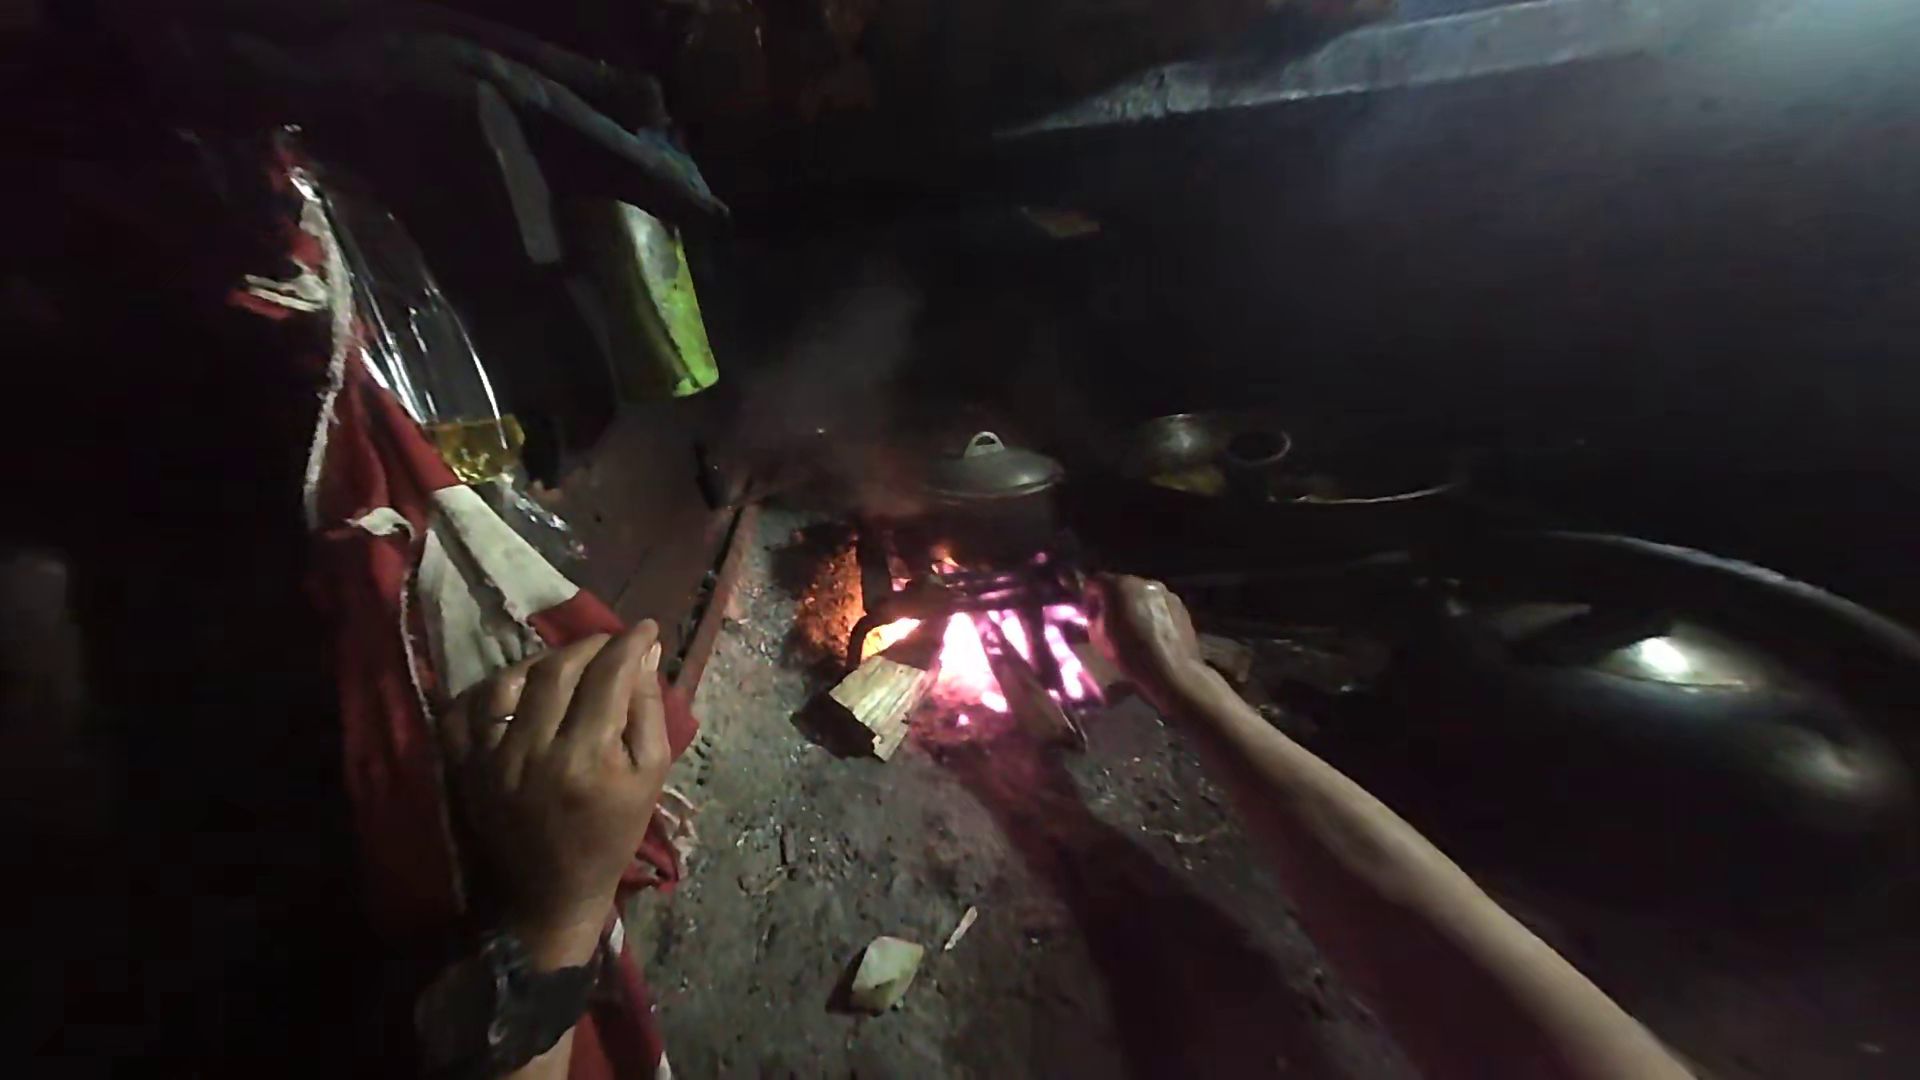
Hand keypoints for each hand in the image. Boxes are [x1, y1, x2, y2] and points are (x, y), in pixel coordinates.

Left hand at [440, 624, 671, 969]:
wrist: (550, 892)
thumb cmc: (614, 831)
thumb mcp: (651, 772)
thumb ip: (648, 710)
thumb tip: (644, 656)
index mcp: (587, 756)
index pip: (608, 677)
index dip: (630, 643)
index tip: (647, 627)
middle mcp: (532, 751)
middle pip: (558, 670)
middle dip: (592, 644)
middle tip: (614, 640)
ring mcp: (488, 761)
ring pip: (508, 681)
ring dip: (545, 658)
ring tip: (571, 659)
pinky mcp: (462, 770)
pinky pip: (462, 711)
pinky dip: (490, 686)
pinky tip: (519, 682)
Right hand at [1087, 575, 1213, 712]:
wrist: (1173, 672)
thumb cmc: (1130, 655)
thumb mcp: (1099, 638)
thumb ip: (1094, 618)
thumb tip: (1097, 614)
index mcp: (1118, 586)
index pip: (1095, 580)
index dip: (1090, 597)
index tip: (1091, 615)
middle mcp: (1142, 582)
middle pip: (1120, 584)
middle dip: (1112, 600)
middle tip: (1111, 622)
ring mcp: (1164, 592)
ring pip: (1140, 593)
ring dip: (1133, 605)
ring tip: (1134, 628)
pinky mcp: (1180, 604)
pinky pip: (1158, 603)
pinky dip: (1151, 612)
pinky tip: (1153, 632)